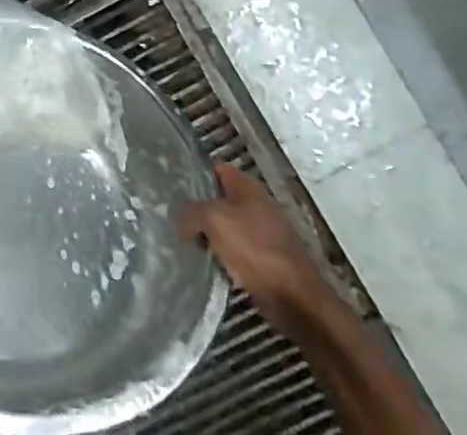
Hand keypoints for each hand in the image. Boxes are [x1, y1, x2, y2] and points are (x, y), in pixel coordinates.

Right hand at [178, 161, 336, 335]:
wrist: (294, 298)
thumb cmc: (254, 249)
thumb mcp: (213, 219)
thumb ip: (190, 210)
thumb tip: (178, 215)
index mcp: (249, 189)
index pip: (217, 168)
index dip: (195, 172)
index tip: (172, 182)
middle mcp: (258, 206)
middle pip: (219, 198)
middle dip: (197, 206)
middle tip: (172, 214)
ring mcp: (264, 234)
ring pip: (225, 225)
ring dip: (206, 232)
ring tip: (182, 239)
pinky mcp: (266, 259)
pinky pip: (234, 249)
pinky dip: (219, 254)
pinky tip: (204, 261)